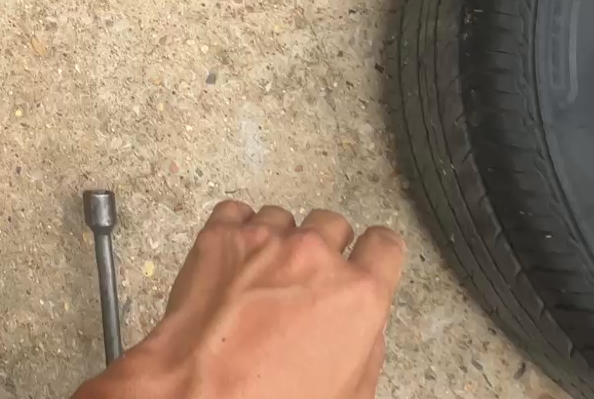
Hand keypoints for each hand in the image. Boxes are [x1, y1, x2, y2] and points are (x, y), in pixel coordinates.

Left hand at [74, 200, 405, 398]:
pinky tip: (235, 256)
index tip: (370, 251)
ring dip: (277, 239)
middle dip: (324, 245)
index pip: (385, 245)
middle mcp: (313, 255)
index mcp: (357, 294)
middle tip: (308, 272)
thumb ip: (364, 337)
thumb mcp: (351, 387)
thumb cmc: (278, 397)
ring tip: (262, 274)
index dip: (378, 251)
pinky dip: (238, 228)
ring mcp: (263, 238)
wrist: (208, 387)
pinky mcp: (220, 232)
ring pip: (281, 217)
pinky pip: (236, 211)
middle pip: (331, 223)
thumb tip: (359, 313)